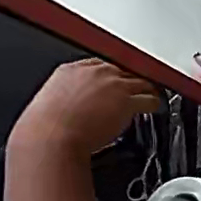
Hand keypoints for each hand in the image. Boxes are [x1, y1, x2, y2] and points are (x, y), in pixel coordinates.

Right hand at [10, 59, 160, 157]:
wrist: (51, 136)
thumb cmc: (46, 126)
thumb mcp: (51, 98)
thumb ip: (68, 93)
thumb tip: (76, 103)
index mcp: (73, 69)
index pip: (101, 65)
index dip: (112, 75)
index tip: (116, 82)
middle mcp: (96, 72)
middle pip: (123, 71)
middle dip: (130, 81)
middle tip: (136, 90)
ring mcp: (114, 85)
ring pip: (141, 82)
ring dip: (147, 90)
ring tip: (150, 96)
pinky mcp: (127, 101)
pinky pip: (150, 99)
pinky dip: (154, 103)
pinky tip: (154, 107)